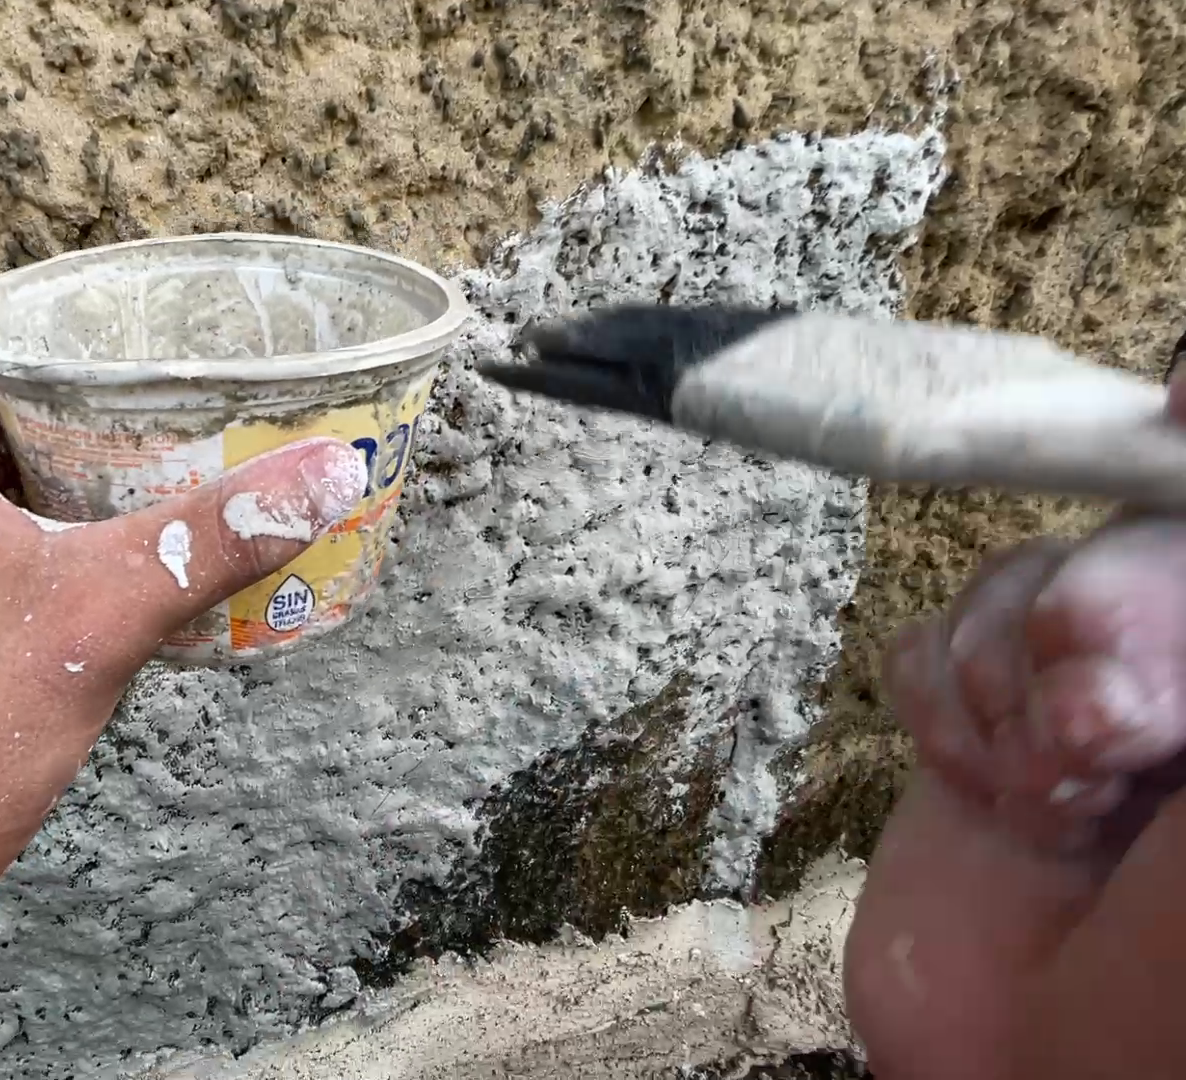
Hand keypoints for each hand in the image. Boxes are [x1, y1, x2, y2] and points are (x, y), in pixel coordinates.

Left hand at [0, 300, 368, 1079]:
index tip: (101, 303)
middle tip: (148, 364)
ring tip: (149, 431)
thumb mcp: (103, 611)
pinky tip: (119, 530)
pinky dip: (51, 509)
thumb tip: (327, 470)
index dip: (20, 302)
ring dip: (57, 445)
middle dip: (56, 371)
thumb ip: (216, 537)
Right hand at [845, 379, 1185, 1079]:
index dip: (1165, 452)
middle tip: (1105, 739)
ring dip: (1001, 686)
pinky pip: (925, 644)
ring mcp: (1082, 685)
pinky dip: (940, 706)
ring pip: (1006, 583)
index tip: (1156, 429)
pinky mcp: (975, 712)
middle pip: (1118, 532)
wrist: (1056, 1069)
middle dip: (1086, 626)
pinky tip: (992, 789)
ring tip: (1051, 798)